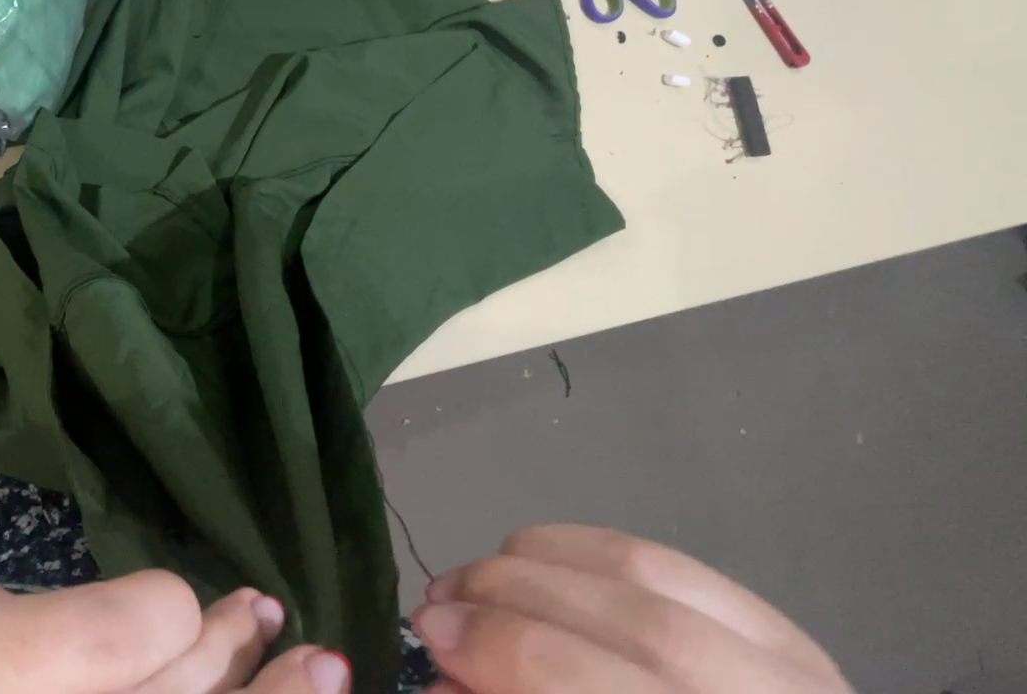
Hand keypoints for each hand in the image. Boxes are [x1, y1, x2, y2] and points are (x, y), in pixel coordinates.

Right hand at [410, 525, 852, 693]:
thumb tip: (441, 681)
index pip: (603, 687)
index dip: (504, 650)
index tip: (428, 637)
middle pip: (641, 627)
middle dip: (509, 599)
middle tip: (435, 606)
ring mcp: (798, 671)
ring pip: (649, 574)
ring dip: (533, 565)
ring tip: (470, 581)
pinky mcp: (782, 631)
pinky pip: (664, 559)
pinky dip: (578, 546)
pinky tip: (523, 557)